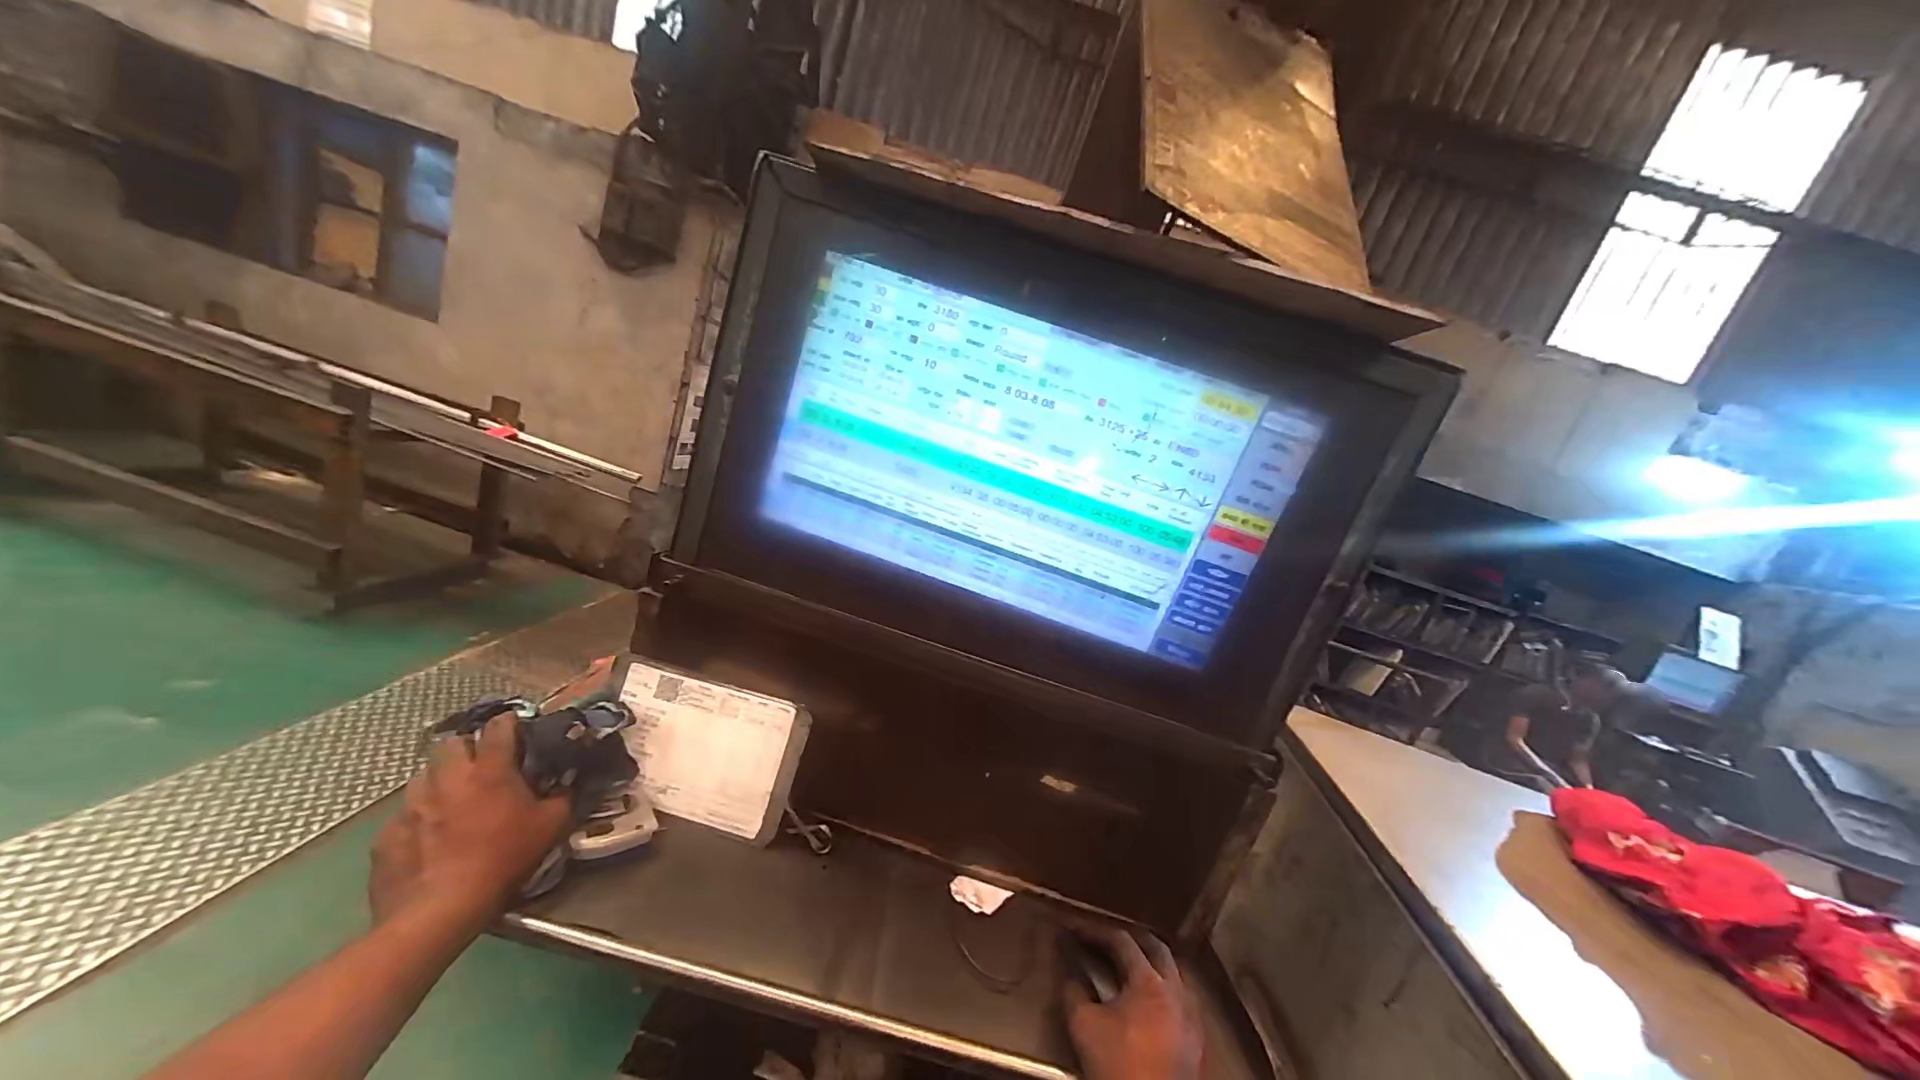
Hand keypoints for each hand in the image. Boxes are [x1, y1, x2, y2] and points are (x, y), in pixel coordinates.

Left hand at [370, 715, 572, 928]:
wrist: (438, 910)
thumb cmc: (502, 860)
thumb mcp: (550, 827)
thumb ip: (562, 797)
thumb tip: (566, 785)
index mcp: (490, 770)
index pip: (499, 727)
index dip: (510, 723)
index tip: (517, 728)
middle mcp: (448, 778)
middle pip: (452, 742)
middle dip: (467, 747)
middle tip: (481, 765)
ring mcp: (412, 805)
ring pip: (423, 775)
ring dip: (440, 779)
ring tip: (453, 799)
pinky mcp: (387, 834)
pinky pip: (404, 814)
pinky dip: (419, 817)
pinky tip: (429, 837)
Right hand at [1062, 928, 1202, 1079]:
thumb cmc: (1118, 1067)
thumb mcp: (1084, 1026)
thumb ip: (1075, 992)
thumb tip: (1071, 975)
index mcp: (1149, 982)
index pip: (1122, 942)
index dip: (1096, 933)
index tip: (1077, 931)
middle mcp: (1176, 991)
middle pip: (1157, 948)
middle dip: (1131, 938)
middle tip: (1108, 938)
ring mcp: (1191, 1015)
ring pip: (1175, 971)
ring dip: (1152, 960)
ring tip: (1130, 964)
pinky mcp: (1196, 1038)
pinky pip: (1183, 996)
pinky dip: (1165, 986)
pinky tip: (1150, 999)